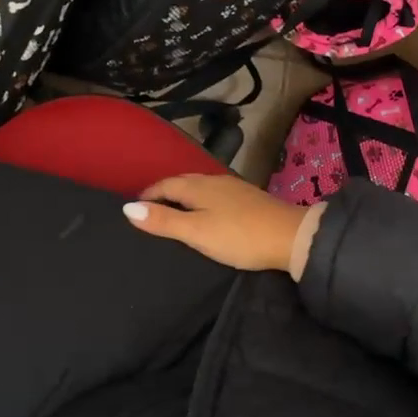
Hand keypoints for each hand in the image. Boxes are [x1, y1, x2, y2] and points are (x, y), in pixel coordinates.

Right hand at [123, 174, 306, 272]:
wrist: (290, 236)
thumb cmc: (238, 235)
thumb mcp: (196, 231)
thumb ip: (163, 220)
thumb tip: (127, 208)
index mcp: (197, 185)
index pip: (164, 184)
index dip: (147, 195)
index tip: (134, 210)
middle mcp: (213, 180)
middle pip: (181, 182)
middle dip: (163, 194)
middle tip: (149, 213)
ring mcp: (232, 187)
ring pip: (198, 188)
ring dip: (182, 197)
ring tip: (172, 214)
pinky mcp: (246, 198)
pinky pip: (213, 195)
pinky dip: (200, 202)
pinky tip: (205, 215)